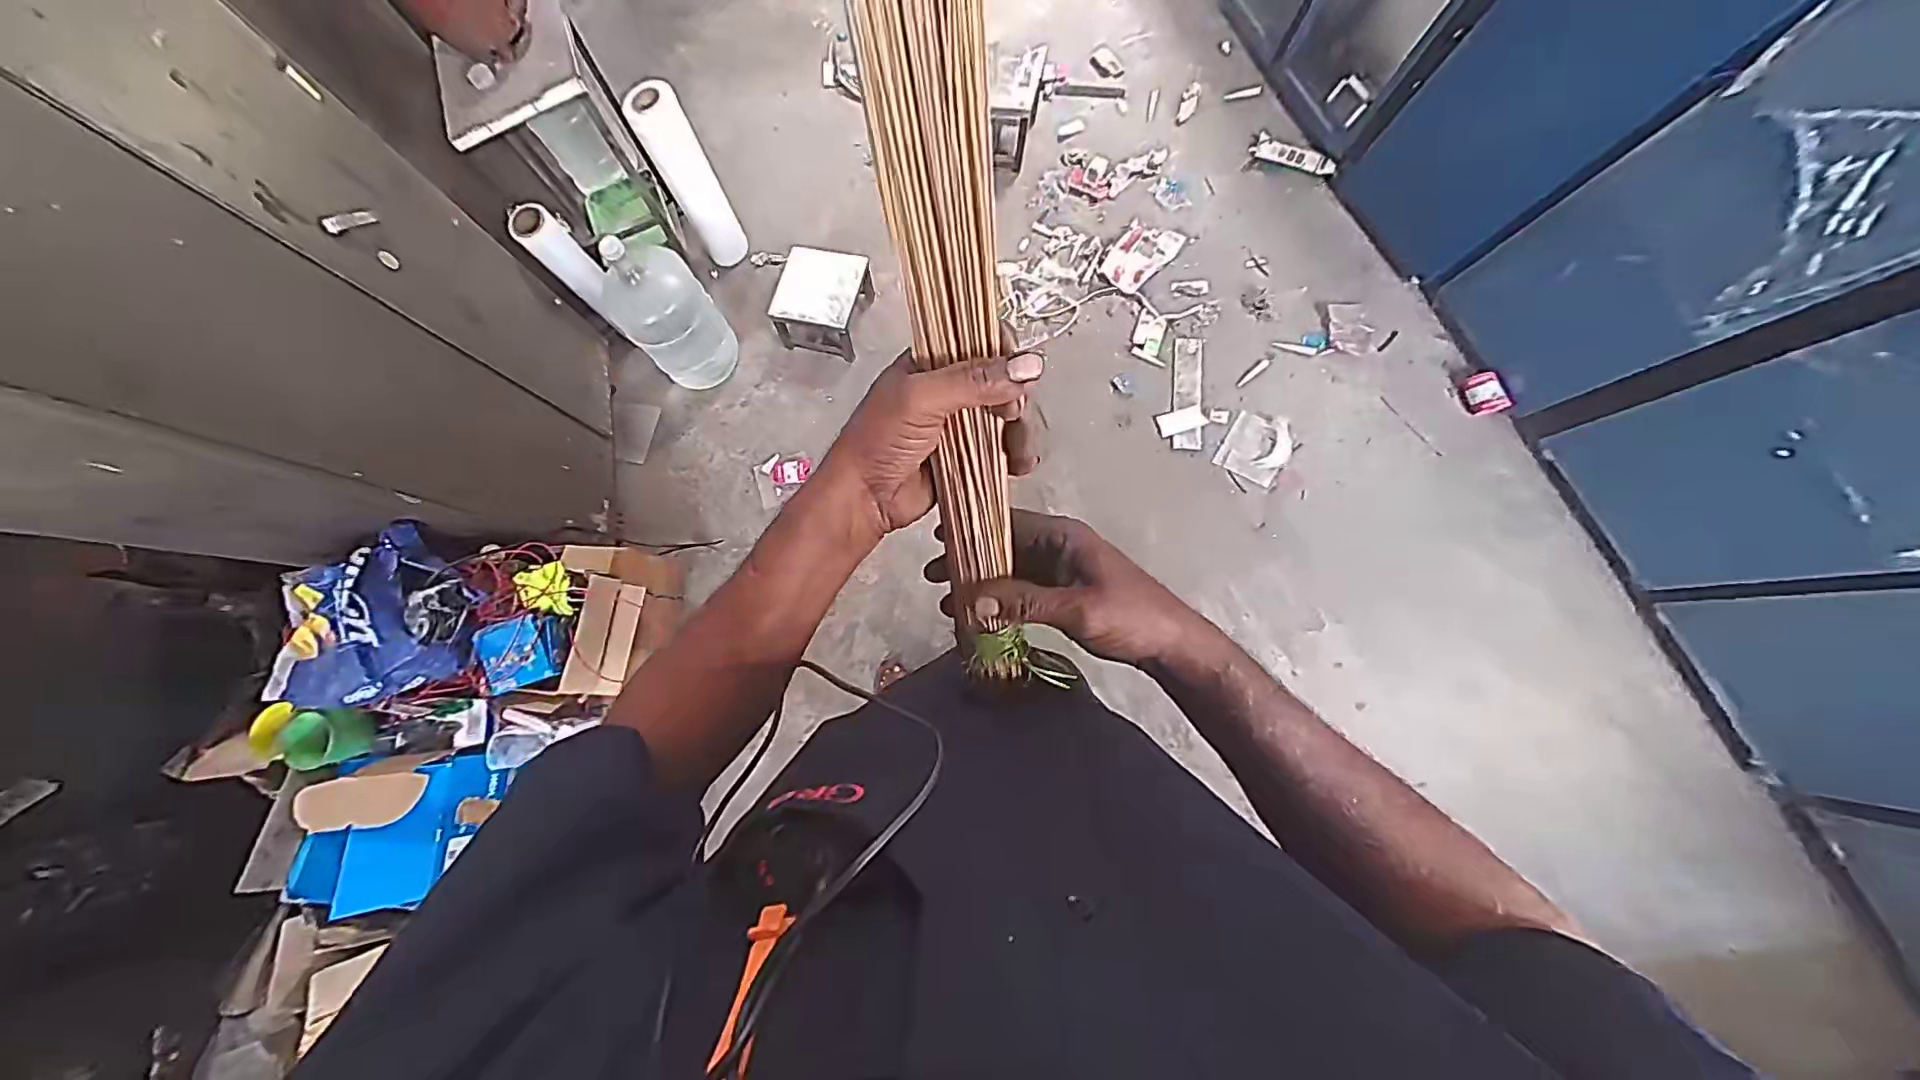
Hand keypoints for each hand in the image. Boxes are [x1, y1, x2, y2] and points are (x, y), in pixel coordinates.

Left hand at [822, 347, 1042, 537]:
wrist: (864, 497)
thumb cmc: (876, 442)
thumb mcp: (922, 399)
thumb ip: (973, 380)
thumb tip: (1025, 366)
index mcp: (929, 363)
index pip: (977, 342)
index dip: (1002, 354)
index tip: (1017, 374)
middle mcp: (945, 390)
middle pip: (998, 382)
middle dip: (1014, 399)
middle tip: (1010, 415)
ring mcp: (956, 424)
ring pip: (1003, 417)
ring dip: (1018, 431)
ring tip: (1018, 449)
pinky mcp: (964, 456)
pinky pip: (999, 449)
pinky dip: (1014, 455)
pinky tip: (1019, 463)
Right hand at [924, 510, 1220, 667]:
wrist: (1171, 644)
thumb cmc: (1131, 616)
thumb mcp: (1076, 608)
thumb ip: (1024, 603)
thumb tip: (971, 601)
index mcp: (1063, 536)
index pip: (1008, 523)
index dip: (972, 530)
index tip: (940, 540)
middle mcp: (1059, 547)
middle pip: (1004, 546)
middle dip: (970, 561)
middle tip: (934, 576)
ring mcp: (1061, 571)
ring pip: (1010, 571)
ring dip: (982, 585)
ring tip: (948, 601)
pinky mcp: (1064, 593)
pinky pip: (1022, 591)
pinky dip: (1000, 602)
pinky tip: (980, 617)